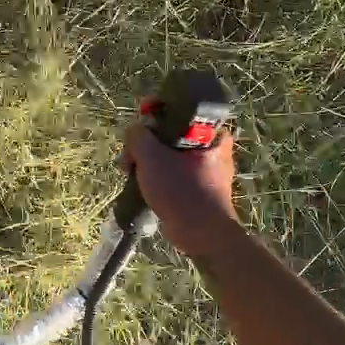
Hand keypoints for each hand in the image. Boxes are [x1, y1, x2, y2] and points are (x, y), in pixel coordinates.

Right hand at [122, 119, 245, 261]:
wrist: (201, 234)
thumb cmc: (180, 190)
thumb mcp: (151, 156)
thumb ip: (138, 135)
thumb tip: (134, 130)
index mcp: (211, 134)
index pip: (181, 110)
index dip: (157, 111)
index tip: (141, 121)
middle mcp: (214, 149)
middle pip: (171, 134)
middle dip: (146, 143)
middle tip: (131, 155)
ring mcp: (208, 170)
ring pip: (170, 154)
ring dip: (148, 161)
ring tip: (131, 172)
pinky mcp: (200, 189)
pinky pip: (173, 173)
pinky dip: (157, 176)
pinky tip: (142, 185)